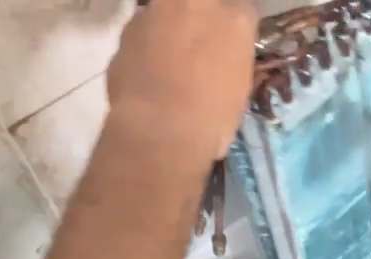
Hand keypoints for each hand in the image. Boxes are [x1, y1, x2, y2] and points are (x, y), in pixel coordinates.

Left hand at [105, 0, 258, 167]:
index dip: (234, 36)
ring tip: (167, 65)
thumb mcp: (238, 97)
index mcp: (234, 21)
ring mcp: (159, 9)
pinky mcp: (129, 26)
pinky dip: (145, 47)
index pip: (242, 14)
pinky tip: (145, 74)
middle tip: (196, 56)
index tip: (230, 53)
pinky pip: (142, 31)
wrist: (159, 133)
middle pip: (201, 4)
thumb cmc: (210, 123)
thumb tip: (223, 66)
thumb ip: (232, 66)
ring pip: (168, 11)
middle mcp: (197, 2)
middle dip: (200, 24)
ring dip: (169, 30)